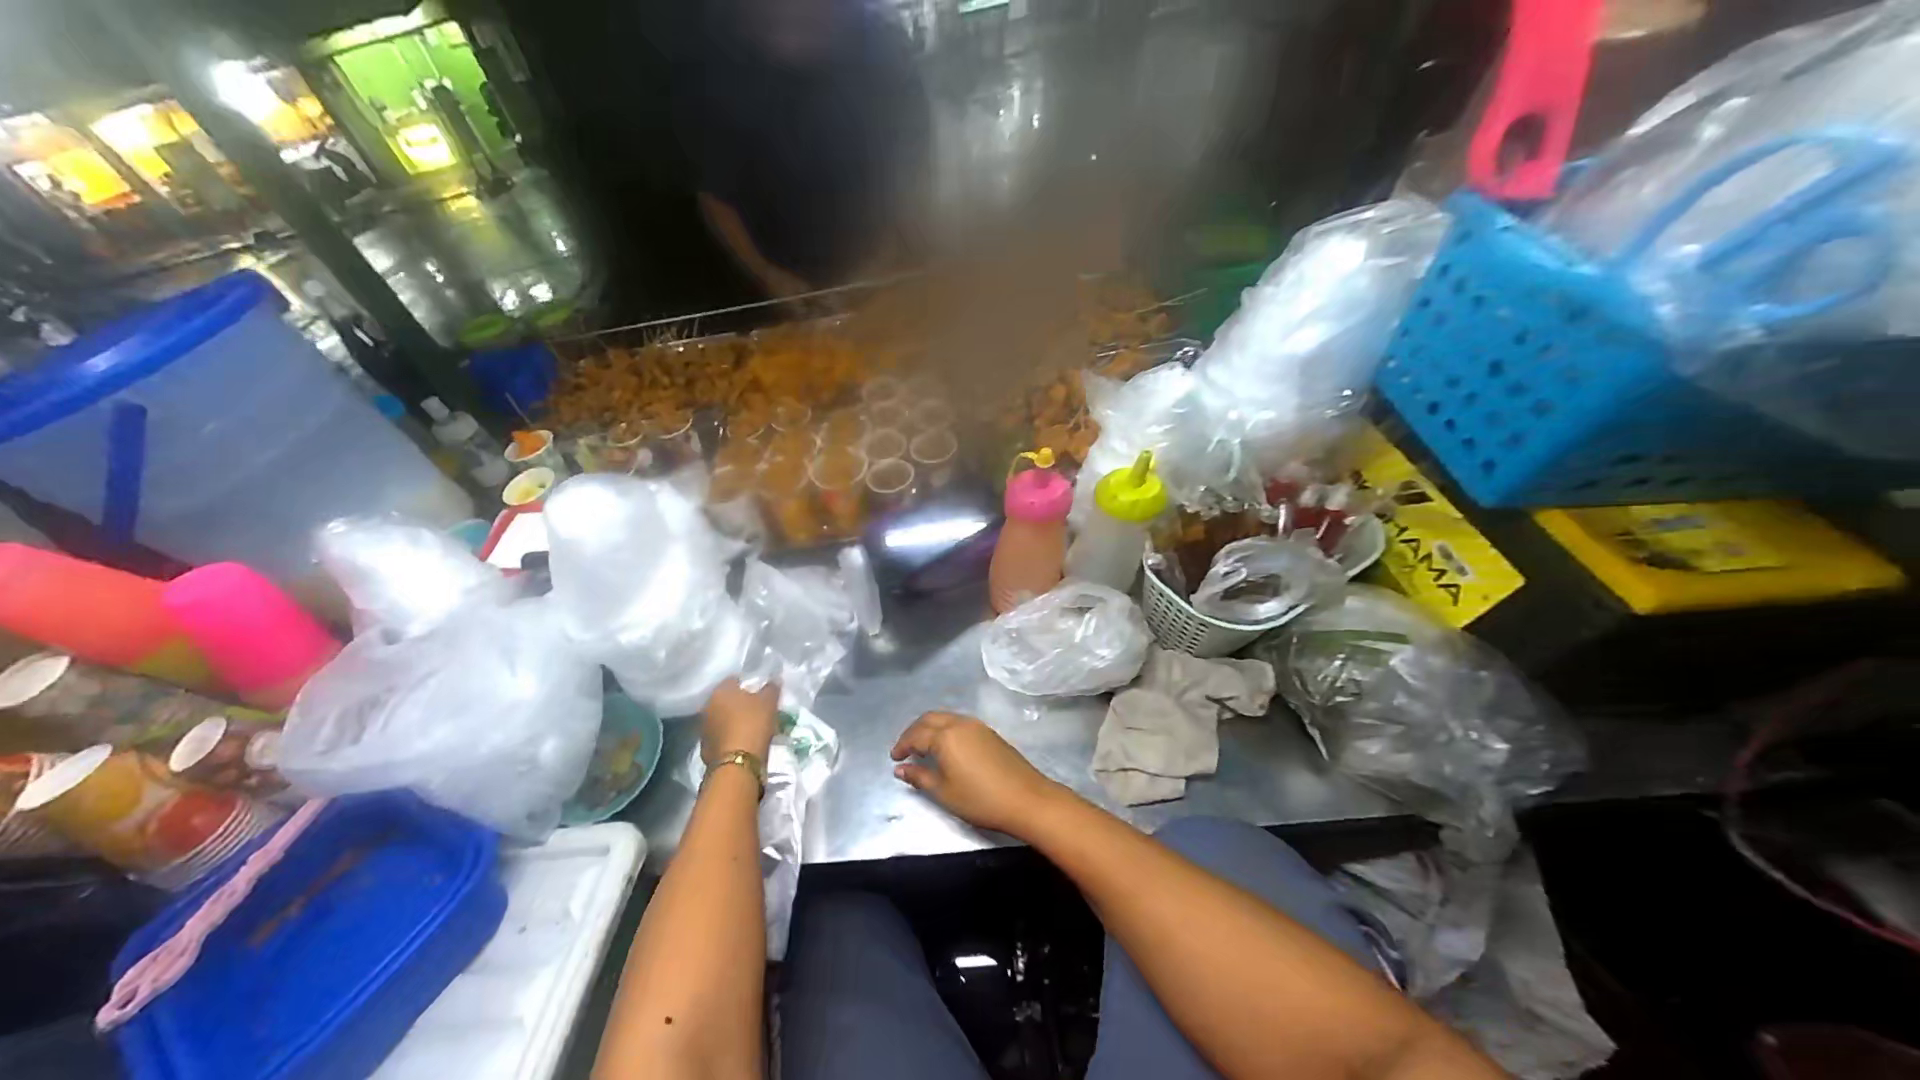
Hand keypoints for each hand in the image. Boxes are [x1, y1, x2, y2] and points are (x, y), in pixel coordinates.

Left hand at [702, 679, 778, 764]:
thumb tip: (772, 680)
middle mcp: (707, 706)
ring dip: (732, 721)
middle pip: (726, 700)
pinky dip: (729, 737)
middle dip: (739, 704)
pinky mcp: (704, 748)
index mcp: (720, 690)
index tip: (760, 693)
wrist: (737, 764)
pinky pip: (720, 736)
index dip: (748, 685)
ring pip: (721, 718)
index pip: (734, 680)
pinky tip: (741, 743)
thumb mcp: (769, 702)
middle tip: (756, 710)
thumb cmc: (753, 725)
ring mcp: (703, 728)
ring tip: (750, 728)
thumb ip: (771, 688)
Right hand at [890, 712, 1069, 836]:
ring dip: (930, 729)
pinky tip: (946, 748)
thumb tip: (900, 769)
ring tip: (923, 748)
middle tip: (905, 749)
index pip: (916, 735)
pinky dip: (946, 730)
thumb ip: (920, 777)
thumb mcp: (944, 792)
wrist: (1026, 799)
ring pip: (946, 718)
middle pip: (930, 719)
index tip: (894, 758)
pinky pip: (959, 723)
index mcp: (945, 736)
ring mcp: (977, 726)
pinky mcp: (990, 733)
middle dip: (914, 731)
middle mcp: (960, 724)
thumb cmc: (980, 799)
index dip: (902, 745)